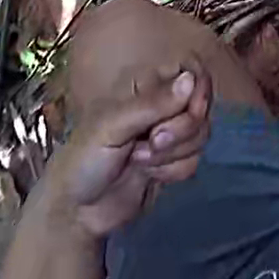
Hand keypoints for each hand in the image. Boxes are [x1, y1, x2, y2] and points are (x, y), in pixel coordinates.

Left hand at [41, 63, 211, 241]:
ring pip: (201, 134)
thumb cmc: (85, 158)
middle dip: (182, 130)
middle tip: (152, 141)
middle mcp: (161, 102)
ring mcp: (169, 131)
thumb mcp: (113, 126)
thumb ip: (153, 104)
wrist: (78, 211)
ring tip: (140, 159)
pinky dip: (175, 171)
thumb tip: (191, 79)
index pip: (190, 67)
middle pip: (201, 104)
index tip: (191, 109)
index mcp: (145, 82)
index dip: (199, 88)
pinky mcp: (173, 160)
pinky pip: (195, 159)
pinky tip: (150, 175)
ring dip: (175, 153)